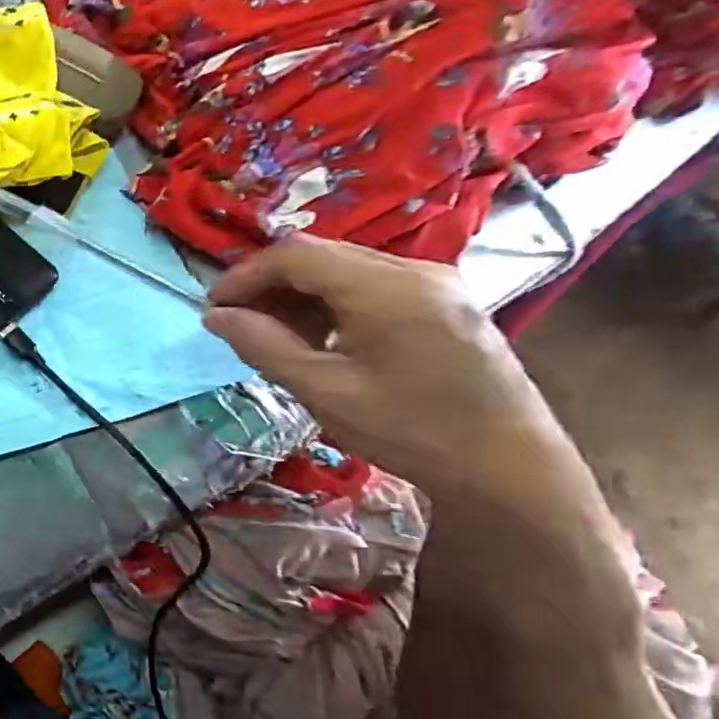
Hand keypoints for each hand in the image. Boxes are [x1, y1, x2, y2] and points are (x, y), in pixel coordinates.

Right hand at [201, 235, 584, 504]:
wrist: (506, 463)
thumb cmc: (407, 428)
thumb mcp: (321, 389)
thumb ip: (263, 345)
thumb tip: (215, 316)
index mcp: (387, 289)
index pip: (296, 255)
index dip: (244, 275)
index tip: (212, 309)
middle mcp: (415, 271)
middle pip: (319, 255)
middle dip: (266, 283)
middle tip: (234, 322)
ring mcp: (434, 284)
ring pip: (341, 267)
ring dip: (295, 293)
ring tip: (269, 333)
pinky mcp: (441, 302)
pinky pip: (368, 283)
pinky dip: (327, 301)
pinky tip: (315, 336)